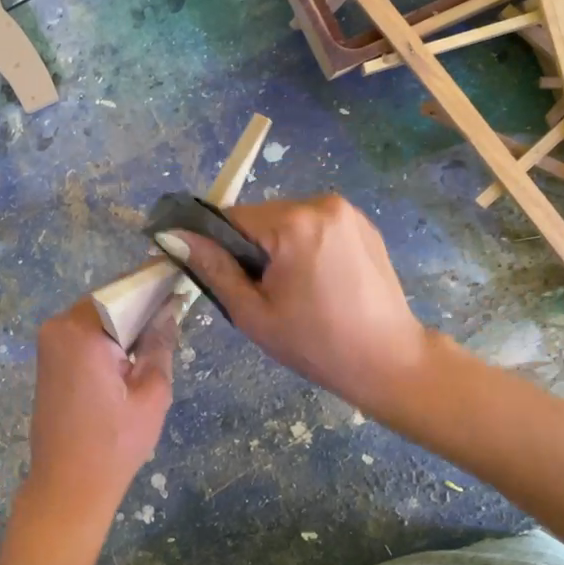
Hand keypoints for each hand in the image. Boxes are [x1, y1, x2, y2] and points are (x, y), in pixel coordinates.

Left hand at [24, 299, 179, 525]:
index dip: (155, 282)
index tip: (182, 275)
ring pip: (96, 313)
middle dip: (140, 300)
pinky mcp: (48, 356)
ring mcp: (49, 341)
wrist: (67, 486)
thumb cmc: (114, 444)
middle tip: (177, 300)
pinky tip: (134, 343)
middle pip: (108, 299)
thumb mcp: (151, 394)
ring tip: (162, 321)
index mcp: (82, 331)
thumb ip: (159, 343)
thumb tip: (170, 308)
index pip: (124, 290)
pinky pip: (84, 330)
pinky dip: (108, 332)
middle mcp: (58, 326)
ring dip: (125, 317)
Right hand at [163, 195, 428, 413]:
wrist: (389, 361)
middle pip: (261, 218)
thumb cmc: (315, 343)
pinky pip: (314, 226)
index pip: (231, 218)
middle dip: (251, 248)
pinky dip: (304, 246)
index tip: (220, 277)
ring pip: (287, 221)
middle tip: (261, 293)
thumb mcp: (253, 312)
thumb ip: (213, 268)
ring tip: (291, 290)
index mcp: (294, 223)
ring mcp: (347, 211)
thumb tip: (174, 236)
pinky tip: (316, 282)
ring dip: (277, 247)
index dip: (216, 245)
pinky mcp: (362, 224)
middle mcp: (322, 204)